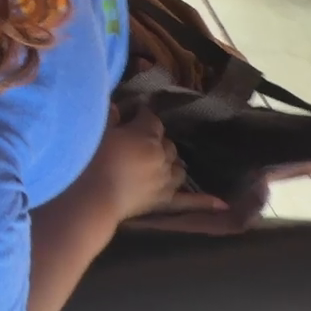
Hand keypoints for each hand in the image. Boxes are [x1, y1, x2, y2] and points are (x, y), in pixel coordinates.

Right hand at [75, 107, 227, 221]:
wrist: (93, 195)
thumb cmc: (89, 157)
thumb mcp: (95, 131)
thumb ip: (108, 117)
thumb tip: (117, 106)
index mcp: (145, 137)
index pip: (151, 120)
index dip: (144, 114)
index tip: (136, 110)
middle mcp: (163, 158)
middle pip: (167, 144)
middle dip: (157, 138)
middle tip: (140, 136)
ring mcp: (168, 181)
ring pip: (179, 168)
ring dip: (171, 161)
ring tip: (160, 159)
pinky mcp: (166, 201)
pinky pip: (190, 201)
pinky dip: (205, 201)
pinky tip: (221, 204)